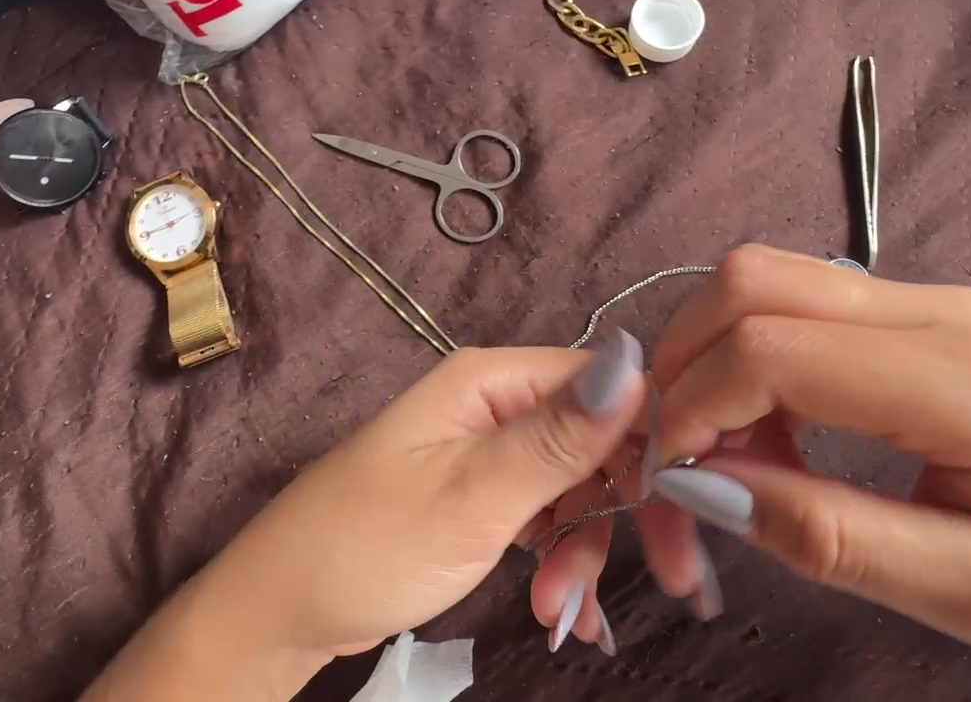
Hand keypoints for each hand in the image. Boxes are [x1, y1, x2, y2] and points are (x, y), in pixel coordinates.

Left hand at [82, 334, 646, 701]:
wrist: (280, 608)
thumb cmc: (368, 545)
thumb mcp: (473, 497)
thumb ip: (557, 437)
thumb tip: (633, 360)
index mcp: (489, 380)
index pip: (601, 381)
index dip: (652, 436)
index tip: (690, 505)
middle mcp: (492, 403)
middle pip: (596, 436)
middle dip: (626, 507)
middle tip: (671, 577)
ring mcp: (486, 449)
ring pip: (575, 483)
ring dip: (584, 548)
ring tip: (559, 610)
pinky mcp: (480, 492)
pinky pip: (545, 513)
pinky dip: (561, 558)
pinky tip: (562, 608)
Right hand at [612, 244, 970, 697]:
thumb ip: (834, 538)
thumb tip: (702, 486)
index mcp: (965, 379)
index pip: (771, 347)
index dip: (690, 403)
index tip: (662, 477)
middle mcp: (939, 310)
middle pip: (752, 280)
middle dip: (679, 359)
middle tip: (673, 453)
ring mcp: (934, 301)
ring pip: (767, 280)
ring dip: (711, 355)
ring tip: (726, 453)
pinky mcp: (928, 316)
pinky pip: (801, 305)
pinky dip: (750, 357)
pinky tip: (776, 433)